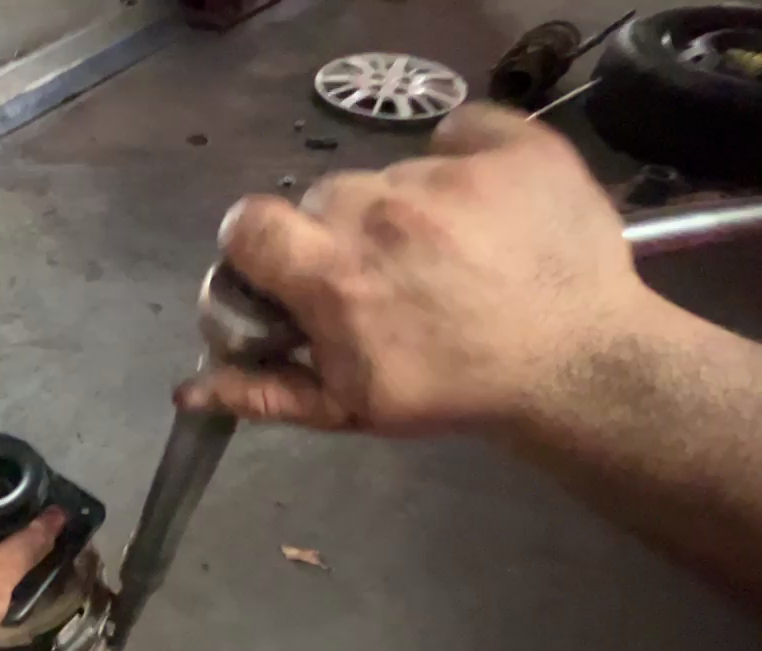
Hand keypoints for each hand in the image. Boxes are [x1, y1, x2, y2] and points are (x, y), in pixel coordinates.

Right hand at [180, 103, 667, 434]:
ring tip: (433, 249)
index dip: (252, 244)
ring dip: (389, 207)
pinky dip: (452, 161)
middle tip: (365, 274)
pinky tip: (470, 204)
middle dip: (326, 234)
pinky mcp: (510, 146)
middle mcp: (379, 211)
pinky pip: (454, 131)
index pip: (247, 222)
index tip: (278, 266)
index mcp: (331, 275)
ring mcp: (447, 172)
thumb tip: (185, 391)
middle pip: (317, 198)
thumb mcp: (342, 408)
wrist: (576, 364)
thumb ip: (259, 392)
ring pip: (382, 172)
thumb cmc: (446, 392)